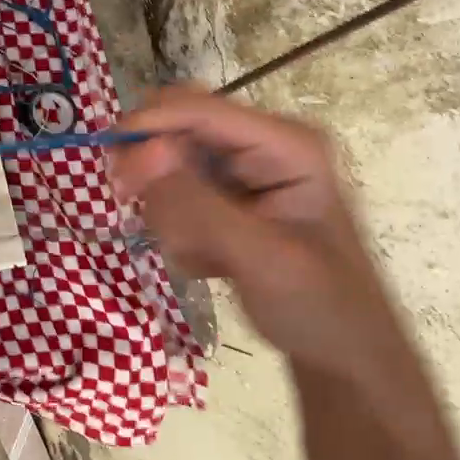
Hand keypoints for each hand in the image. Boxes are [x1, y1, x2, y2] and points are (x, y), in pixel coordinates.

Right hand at [110, 86, 408, 381]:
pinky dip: (169, 219)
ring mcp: (239, 163)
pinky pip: (166, 183)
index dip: (146, 128)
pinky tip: (202, 255)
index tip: (116, 177)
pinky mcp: (222, 186)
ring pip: (160, 156)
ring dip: (163, 207)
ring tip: (197, 253)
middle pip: (171, 124)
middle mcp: (260, 140)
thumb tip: (143, 149)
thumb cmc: (319, 307)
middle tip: (144, 216)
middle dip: (152, 172)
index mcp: (286, 143)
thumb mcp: (259, 257)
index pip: (196, 108)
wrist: (342, 352)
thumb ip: (197, 203)